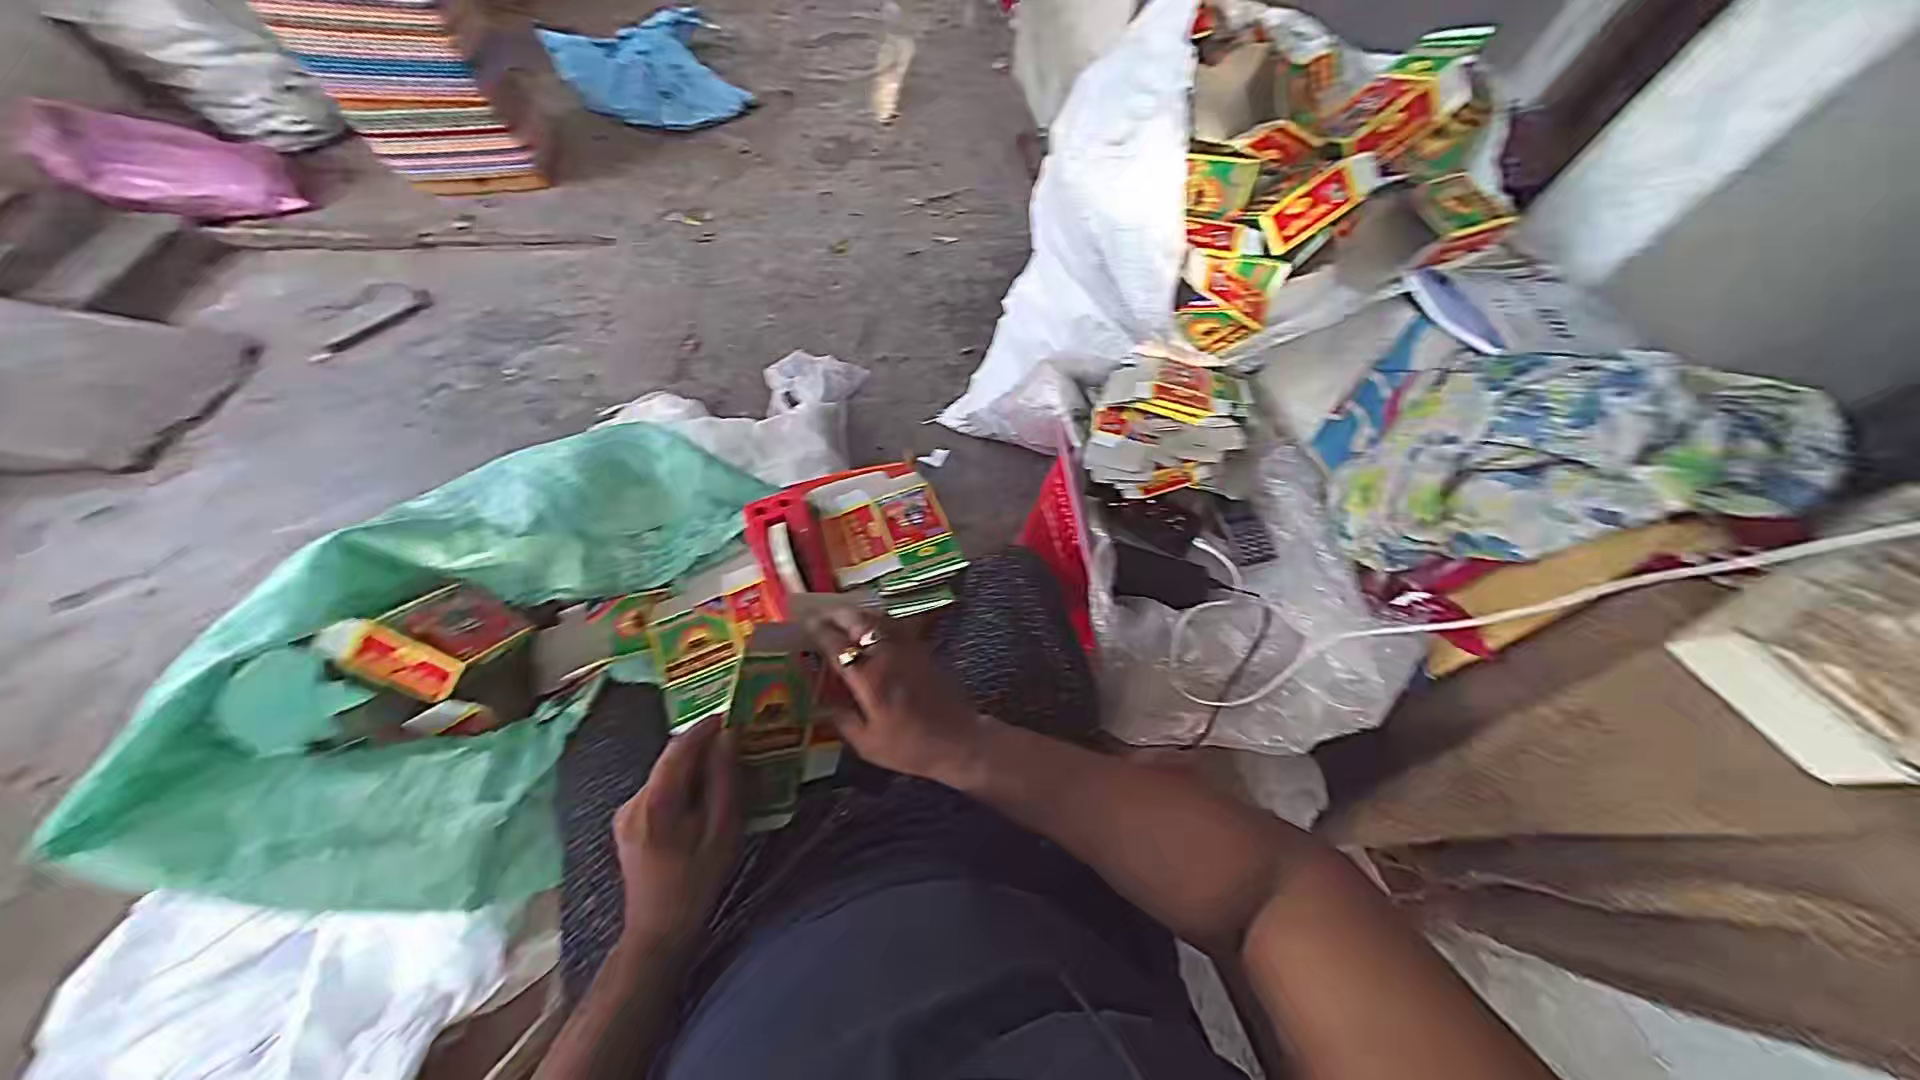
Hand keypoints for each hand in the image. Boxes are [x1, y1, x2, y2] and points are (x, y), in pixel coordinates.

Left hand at [613, 715, 741, 948]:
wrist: (659, 930)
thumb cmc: (698, 881)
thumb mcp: (723, 830)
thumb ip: (724, 780)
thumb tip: (728, 737)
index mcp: (656, 803)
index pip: (678, 748)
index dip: (705, 727)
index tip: (732, 715)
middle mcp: (633, 801)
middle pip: (671, 759)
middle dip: (703, 747)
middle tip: (737, 741)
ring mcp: (625, 812)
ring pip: (666, 773)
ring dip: (694, 766)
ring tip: (726, 768)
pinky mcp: (627, 822)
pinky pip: (660, 788)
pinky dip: (684, 783)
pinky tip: (704, 796)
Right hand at [807, 607, 994, 785]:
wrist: (959, 740)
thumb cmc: (910, 747)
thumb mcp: (868, 743)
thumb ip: (842, 720)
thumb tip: (821, 704)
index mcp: (869, 679)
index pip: (837, 645)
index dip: (819, 632)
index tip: (806, 625)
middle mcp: (887, 656)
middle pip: (858, 622)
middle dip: (836, 614)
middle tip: (821, 615)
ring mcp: (908, 648)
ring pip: (878, 618)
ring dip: (857, 613)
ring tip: (842, 616)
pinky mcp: (923, 648)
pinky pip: (896, 625)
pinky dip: (879, 620)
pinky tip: (872, 626)